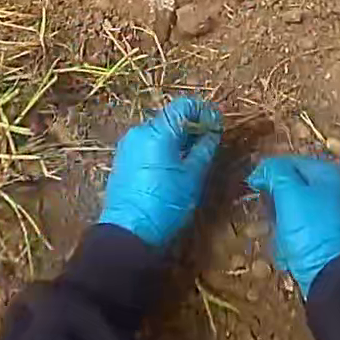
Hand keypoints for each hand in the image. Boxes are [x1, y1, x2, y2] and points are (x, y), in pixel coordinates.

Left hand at [98, 97, 222, 248]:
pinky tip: (174, 166)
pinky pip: (148, 143)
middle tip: (209, 141)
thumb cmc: (165, 204)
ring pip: (159, 131)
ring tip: (193, 156)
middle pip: (171, 117)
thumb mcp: (193, 175)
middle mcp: (140, 132)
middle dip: (192, 125)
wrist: (128, 235)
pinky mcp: (123, 159)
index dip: (204, 110)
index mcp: (158, 131)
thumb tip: (213, 131)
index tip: (216, 124)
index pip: (184, 105)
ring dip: (178, 137)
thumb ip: (205, 147)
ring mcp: (128, 145)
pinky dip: (164, 147)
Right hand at [247, 156, 339, 297]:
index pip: (293, 163)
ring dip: (282, 227)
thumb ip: (276, 173)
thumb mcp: (289, 194)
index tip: (254, 186)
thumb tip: (263, 168)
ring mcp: (338, 219)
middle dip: (277, 204)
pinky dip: (293, 244)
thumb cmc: (312, 231)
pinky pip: (305, 237)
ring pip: (297, 215)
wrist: (337, 281)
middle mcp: (338, 192)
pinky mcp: (333, 245)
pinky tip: (289, 256)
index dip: (270, 173)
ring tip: (281, 241)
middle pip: (295, 189)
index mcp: (330, 174)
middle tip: (269, 216)